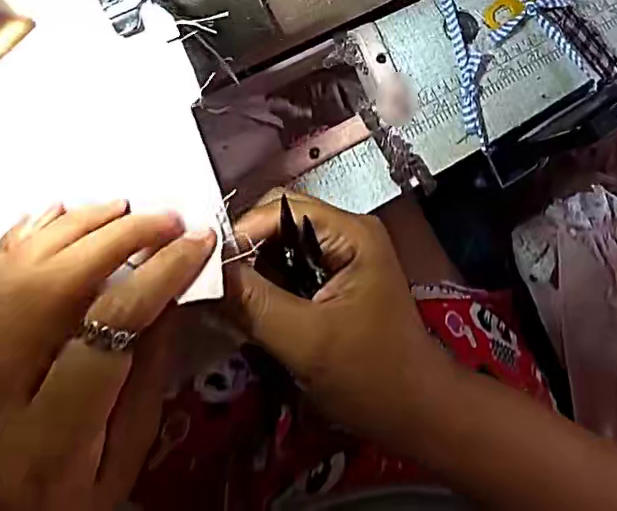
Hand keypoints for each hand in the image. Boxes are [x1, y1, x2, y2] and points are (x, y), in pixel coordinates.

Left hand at [0, 200, 216, 510]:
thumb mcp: (120, 465)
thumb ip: (147, 375)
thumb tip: (174, 288)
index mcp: (39, 447)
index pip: (104, 330)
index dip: (157, 273)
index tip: (198, 240)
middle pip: (49, 290)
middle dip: (117, 238)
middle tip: (166, 219)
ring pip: (7, 276)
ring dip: (72, 229)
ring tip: (122, 210)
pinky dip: (23, 241)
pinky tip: (60, 216)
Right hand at [224, 191, 455, 442]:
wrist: (413, 407)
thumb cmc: (369, 372)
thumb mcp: (306, 340)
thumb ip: (254, 303)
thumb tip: (204, 274)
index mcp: (351, 232)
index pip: (282, 208)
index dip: (241, 232)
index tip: (202, 267)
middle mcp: (347, 232)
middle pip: (280, 220)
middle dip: (244, 250)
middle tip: (208, 285)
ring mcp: (343, 255)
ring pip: (282, 245)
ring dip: (253, 270)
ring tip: (221, 299)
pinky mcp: (335, 279)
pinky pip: (291, 268)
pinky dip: (267, 285)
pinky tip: (247, 310)